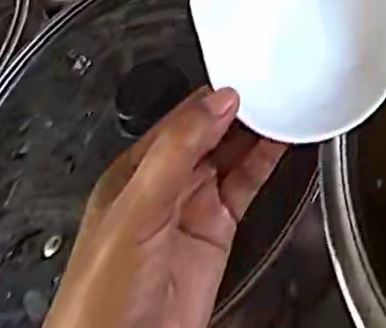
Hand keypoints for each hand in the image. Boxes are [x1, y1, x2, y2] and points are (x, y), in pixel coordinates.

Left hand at [44, 87, 286, 327]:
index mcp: (138, 169)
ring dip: (259, 130)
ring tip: (286, 106)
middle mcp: (167, 182)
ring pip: (233, 152)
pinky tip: (282, 143)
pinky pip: (247, 183)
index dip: (217, 99)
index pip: (184, 117)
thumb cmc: (99, 301)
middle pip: (213, 131)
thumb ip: (176, 152)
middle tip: (275, 90)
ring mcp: (193, 205)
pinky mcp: (216, 229)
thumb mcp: (136, 211)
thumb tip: (217, 102)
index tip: (248, 83)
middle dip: (243, 109)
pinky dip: (267, 161)